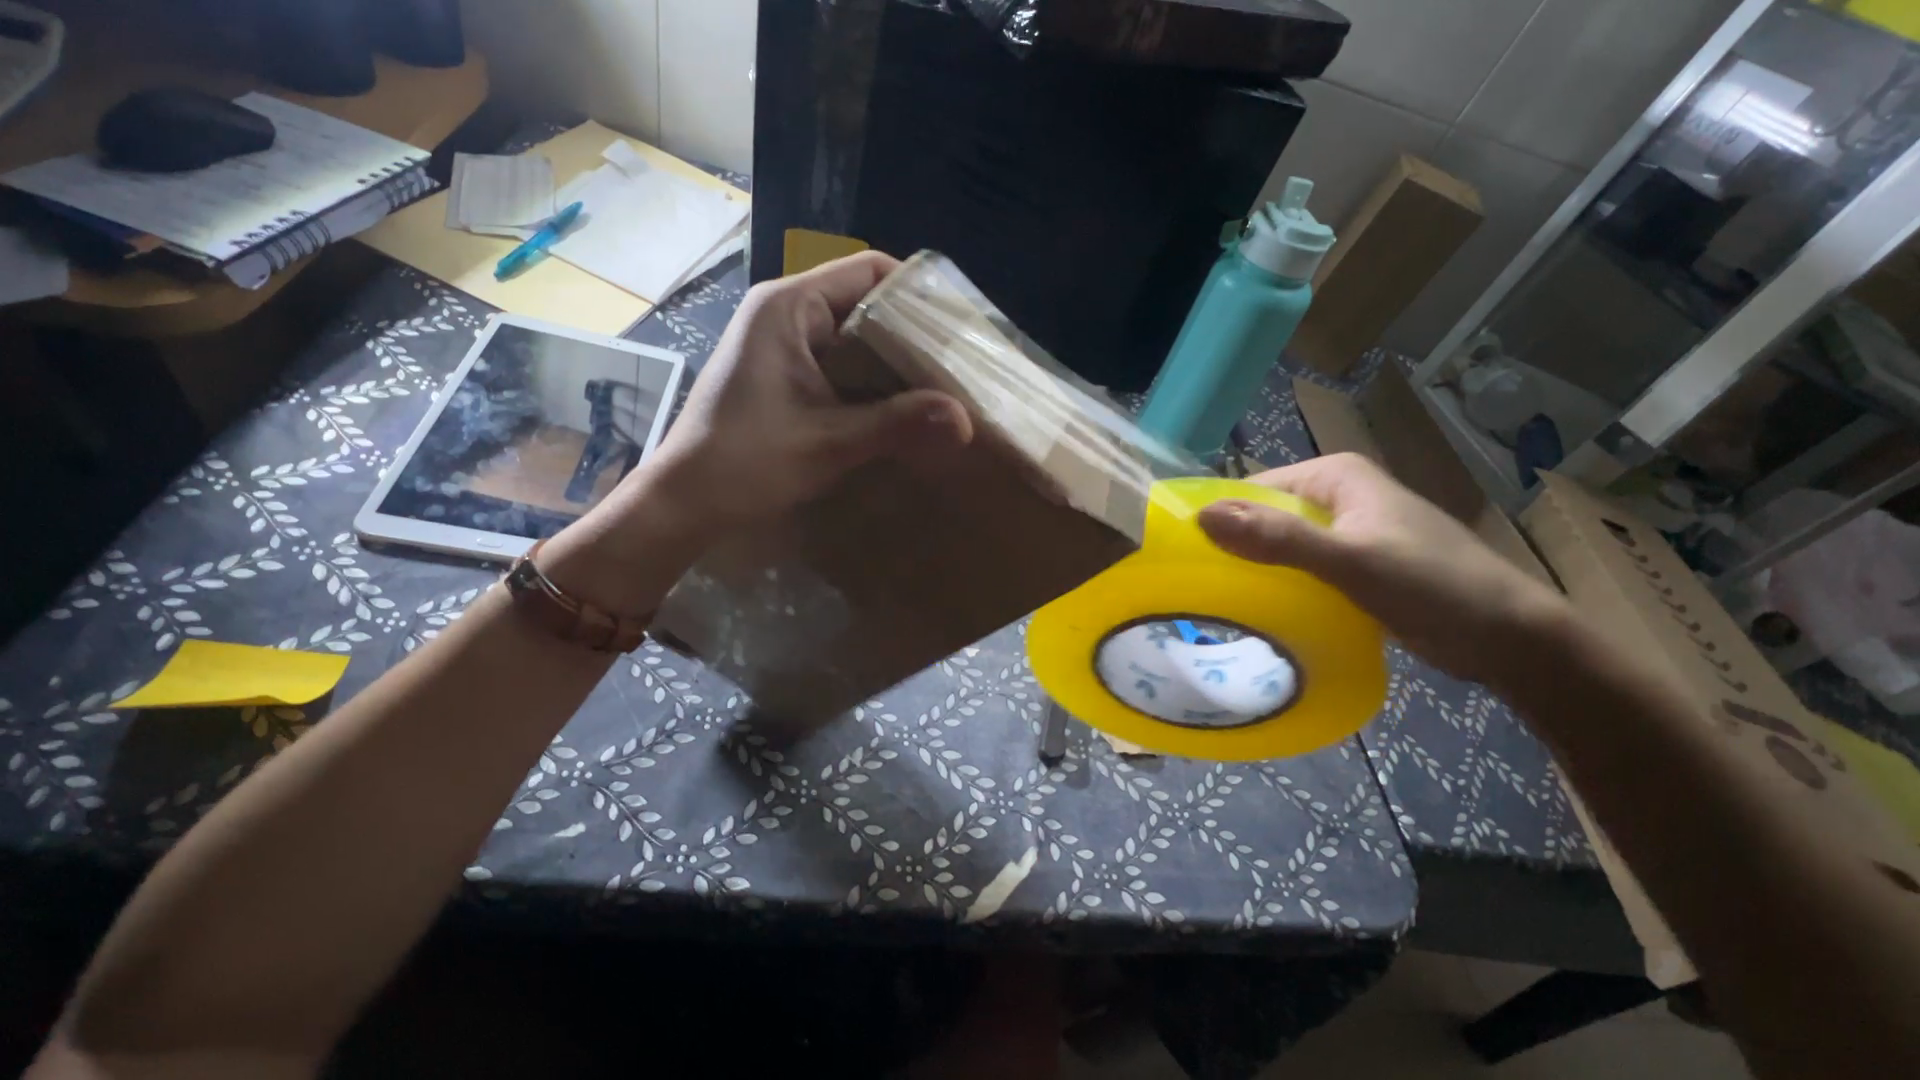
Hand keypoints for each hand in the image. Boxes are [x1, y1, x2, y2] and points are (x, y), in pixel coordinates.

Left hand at [541, 253, 971, 611]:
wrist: (684, 502)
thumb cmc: (746, 462)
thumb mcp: (829, 443)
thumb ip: (898, 424)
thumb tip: (966, 421)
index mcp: (789, 306)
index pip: (869, 271)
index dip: (917, 294)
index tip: (958, 328)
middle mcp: (783, 312)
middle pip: (864, 302)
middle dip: (910, 333)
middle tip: (957, 366)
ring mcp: (778, 342)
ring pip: (852, 336)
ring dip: (891, 362)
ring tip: (940, 388)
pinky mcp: (778, 372)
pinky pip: (836, 362)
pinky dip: (868, 381)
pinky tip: (898, 409)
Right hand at [1195, 453, 1568, 685]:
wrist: (1508, 635)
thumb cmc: (1431, 585)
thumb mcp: (1349, 561)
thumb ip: (1278, 539)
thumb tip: (1201, 517)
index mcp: (1335, 476)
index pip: (1253, 490)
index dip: (1218, 521)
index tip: (1183, 563)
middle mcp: (1340, 496)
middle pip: (1266, 519)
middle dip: (1235, 550)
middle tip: (1196, 594)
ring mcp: (1351, 533)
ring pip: (1284, 548)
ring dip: (1258, 574)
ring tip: (1218, 609)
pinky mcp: (1360, 568)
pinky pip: (1305, 572)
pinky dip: (1284, 590)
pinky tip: (1263, 617)